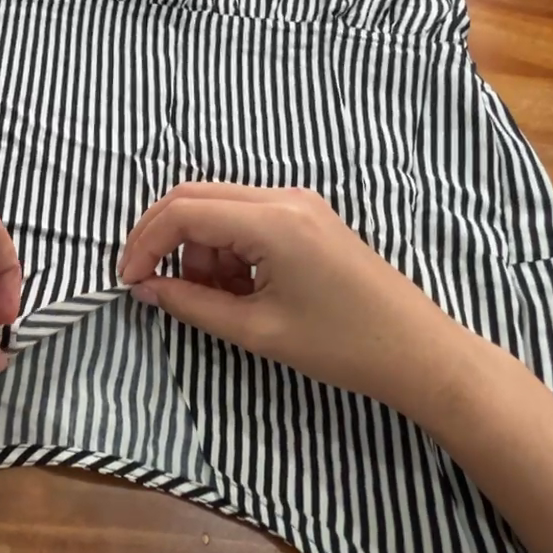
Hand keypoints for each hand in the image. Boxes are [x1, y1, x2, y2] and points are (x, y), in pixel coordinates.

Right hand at [117, 184, 472, 414]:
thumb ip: (191, 305)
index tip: (129, 281)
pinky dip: (224, 247)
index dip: (145, 244)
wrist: (423, 355)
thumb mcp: (257, 331)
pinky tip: (238, 286)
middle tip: (149, 280)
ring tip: (212, 297)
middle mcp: (282, 197)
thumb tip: (144, 289)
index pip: (183, 213)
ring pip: (215, 207)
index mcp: (272, 221)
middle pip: (193, 197)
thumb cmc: (342, 347)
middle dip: (162, 238)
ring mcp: (297, 202)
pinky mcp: (305, 215)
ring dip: (197, 247)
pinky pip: (243, 218)